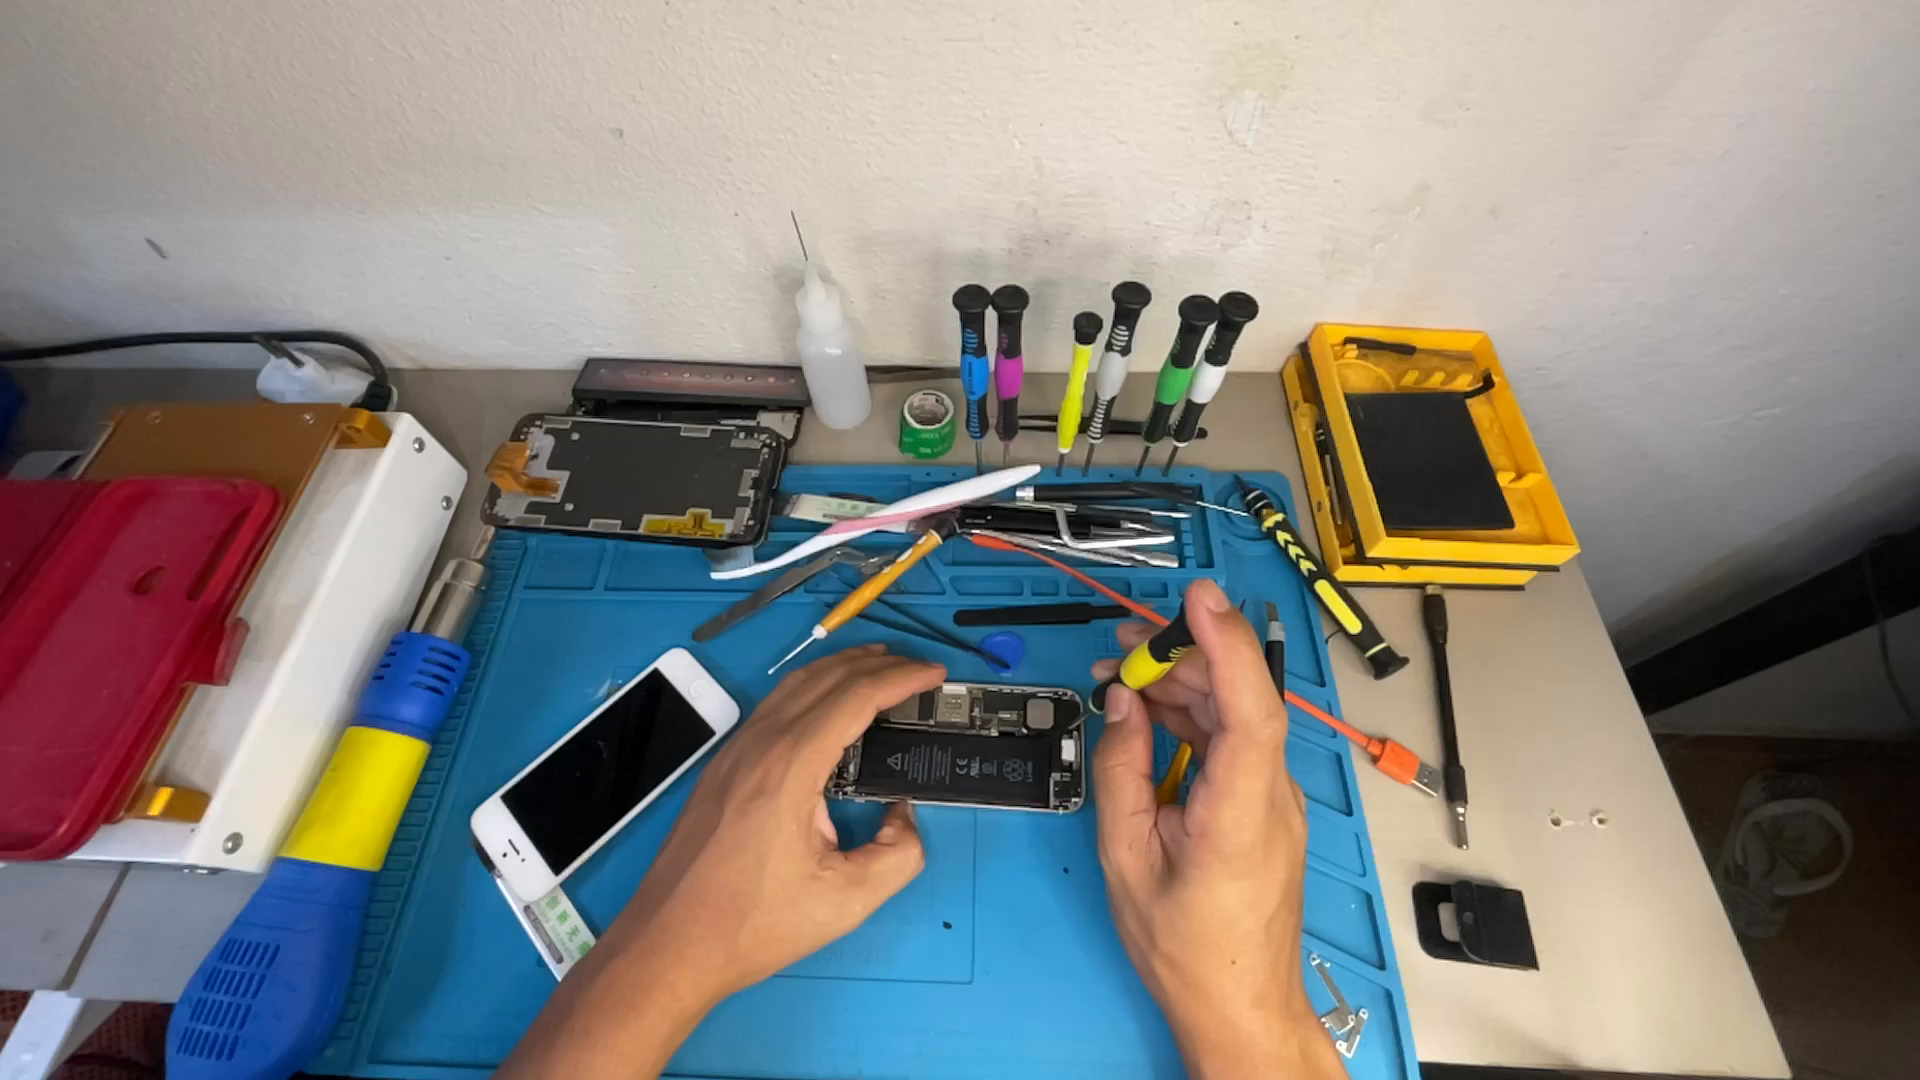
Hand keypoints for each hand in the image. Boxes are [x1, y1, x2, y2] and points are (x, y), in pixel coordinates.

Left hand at [500, 646, 944, 1079]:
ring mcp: (737, 748)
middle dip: (881, 664)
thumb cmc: (753, 923)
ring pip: (797, 682)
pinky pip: (777, 702)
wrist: (667, 945)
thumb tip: (903, 815)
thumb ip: (898, 855)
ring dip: (845, 666)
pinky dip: (815, 685)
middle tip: (919, 669)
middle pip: (828, 676)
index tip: (936, 673)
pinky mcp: (724, 762)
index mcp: (791, 765)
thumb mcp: (845, 902)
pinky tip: (829, 701)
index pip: (856, 696)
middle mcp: (762, 742)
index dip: (902, 678)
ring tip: (882, 666)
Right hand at [1091, 579, 1344, 1079]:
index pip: (1251, 710)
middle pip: (1240, 698)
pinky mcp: (1261, 801)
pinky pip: (1230, 739)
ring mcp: (1272, 796)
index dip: (1227, 646)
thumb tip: (1121, 701)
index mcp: (1240, 813)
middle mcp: (1270, 794)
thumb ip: (1121, 770)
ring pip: (1235, 712)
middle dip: (1184, 654)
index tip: (1196, 599)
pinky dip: (1190, 713)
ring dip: (1182, 682)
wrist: (1239, 1007)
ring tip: (1123, 671)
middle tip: (1123, 642)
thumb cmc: (1180, 945)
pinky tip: (1149, 708)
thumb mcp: (1126, 857)